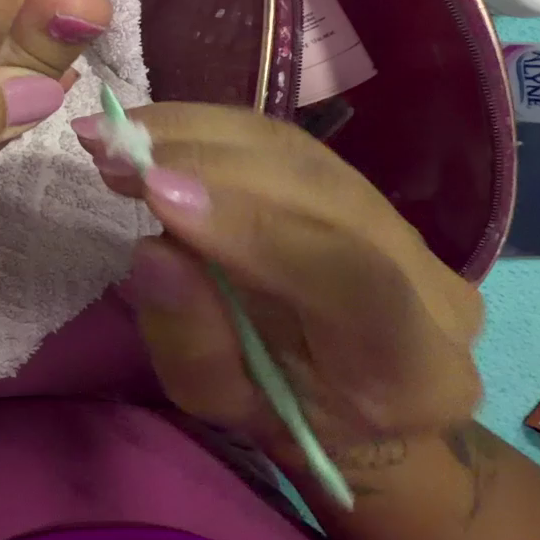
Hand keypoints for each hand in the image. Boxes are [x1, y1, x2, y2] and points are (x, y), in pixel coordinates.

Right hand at [73, 103, 484, 460]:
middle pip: (322, 193)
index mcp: (410, 368)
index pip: (349, 278)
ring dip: (191, 134)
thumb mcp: (215, 401)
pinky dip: (198, 128)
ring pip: (297, 152)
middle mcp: (429, 286)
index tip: (154, 193)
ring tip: (110, 137)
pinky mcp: (356, 186)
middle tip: (110, 155)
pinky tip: (141, 131)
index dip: (250, 227)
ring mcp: (401, 227)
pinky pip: (277, 141)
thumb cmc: (272, 410)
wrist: (334, 396)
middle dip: (204, 163)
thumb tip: (152, 252)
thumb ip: (190, 339)